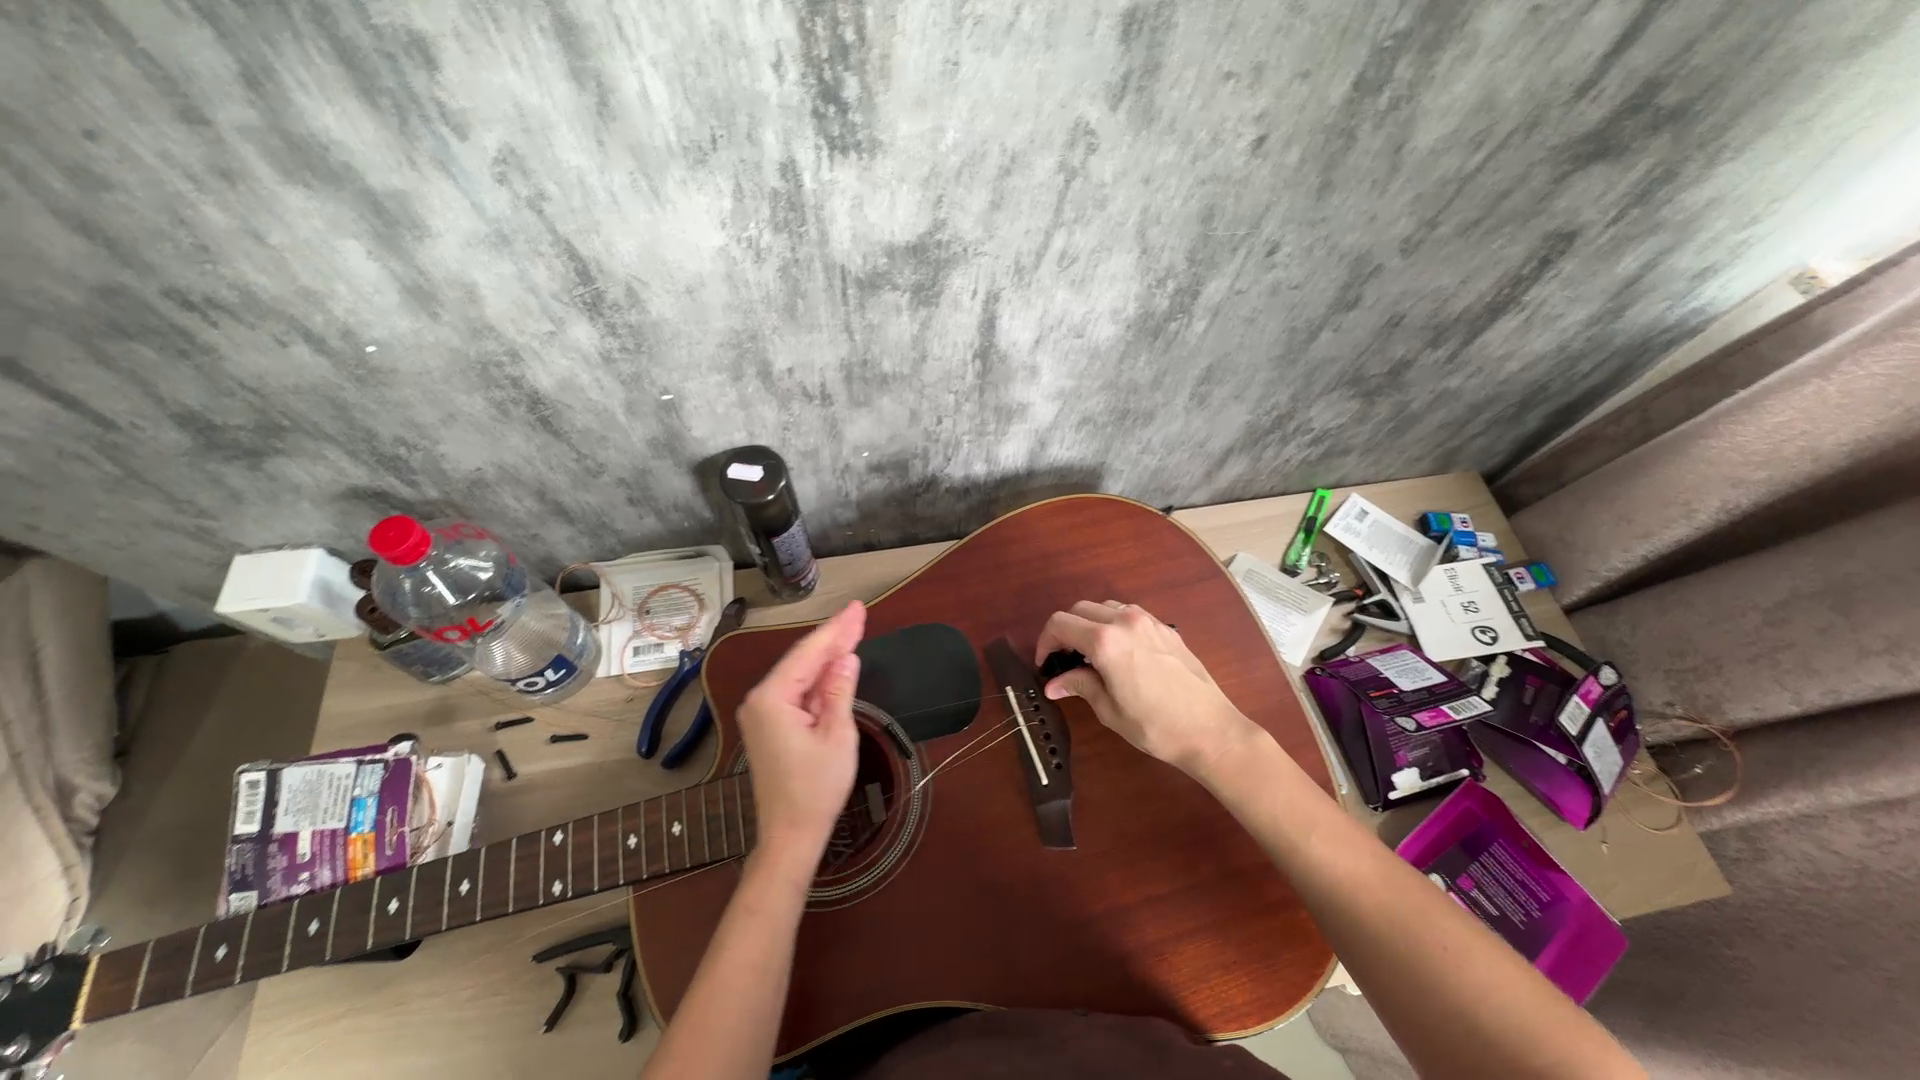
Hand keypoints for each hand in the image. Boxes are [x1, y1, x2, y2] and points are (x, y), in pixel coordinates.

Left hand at [736, 602, 865, 864]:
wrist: (790, 834)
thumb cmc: (816, 788)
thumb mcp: (837, 736)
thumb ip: (840, 691)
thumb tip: (846, 658)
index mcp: (772, 698)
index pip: (809, 653)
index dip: (836, 629)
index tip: (857, 607)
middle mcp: (760, 700)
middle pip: (802, 660)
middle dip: (833, 638)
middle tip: (859, 613)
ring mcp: (761, 714)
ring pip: (799, 675)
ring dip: (827, 657)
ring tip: (853, 630)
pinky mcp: (768, 726)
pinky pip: (796, 693)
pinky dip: (818, 679)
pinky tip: (835, 665)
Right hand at [1035, 600, 1268, 778]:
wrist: (1210, 730)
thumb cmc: (1156, 726)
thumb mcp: (1110, 710)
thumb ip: (1080, 686)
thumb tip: (1053, 684)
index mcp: (1106, 642)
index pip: (1060, 624)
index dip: (1045, 642)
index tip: (1045, 664)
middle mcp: (1125, 621)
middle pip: (1080, 610)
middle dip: (1065, 631)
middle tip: (1062, 661)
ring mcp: (1148, 621)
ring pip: (1105, 607)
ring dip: (1089, 624)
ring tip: (1089, 656)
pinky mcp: (1165, 628)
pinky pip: (1128, 614)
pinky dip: (1113, 625)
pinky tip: (1118, 653)